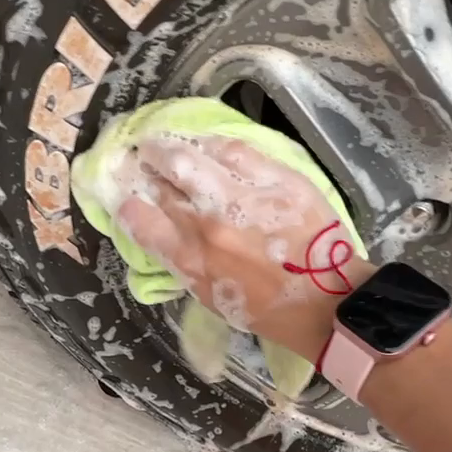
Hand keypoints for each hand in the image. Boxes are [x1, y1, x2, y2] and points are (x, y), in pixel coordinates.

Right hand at [110, 134, 374, 361]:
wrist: (327, 301)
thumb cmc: (264, 307)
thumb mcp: (209, 296)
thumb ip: (181, 261)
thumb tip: (160, 229)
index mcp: (191, 261)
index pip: (140, 221)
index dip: (126, 202)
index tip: (124, 193)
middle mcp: (209, 225)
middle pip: (162, 181)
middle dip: (145, 164)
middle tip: (142, 157)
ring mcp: (242, 198)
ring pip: (190, 157)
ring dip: (169, 146)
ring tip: (164, 144)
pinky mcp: (275, 179)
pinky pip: (233, 149)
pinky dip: (210, 143)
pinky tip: (204, 144)